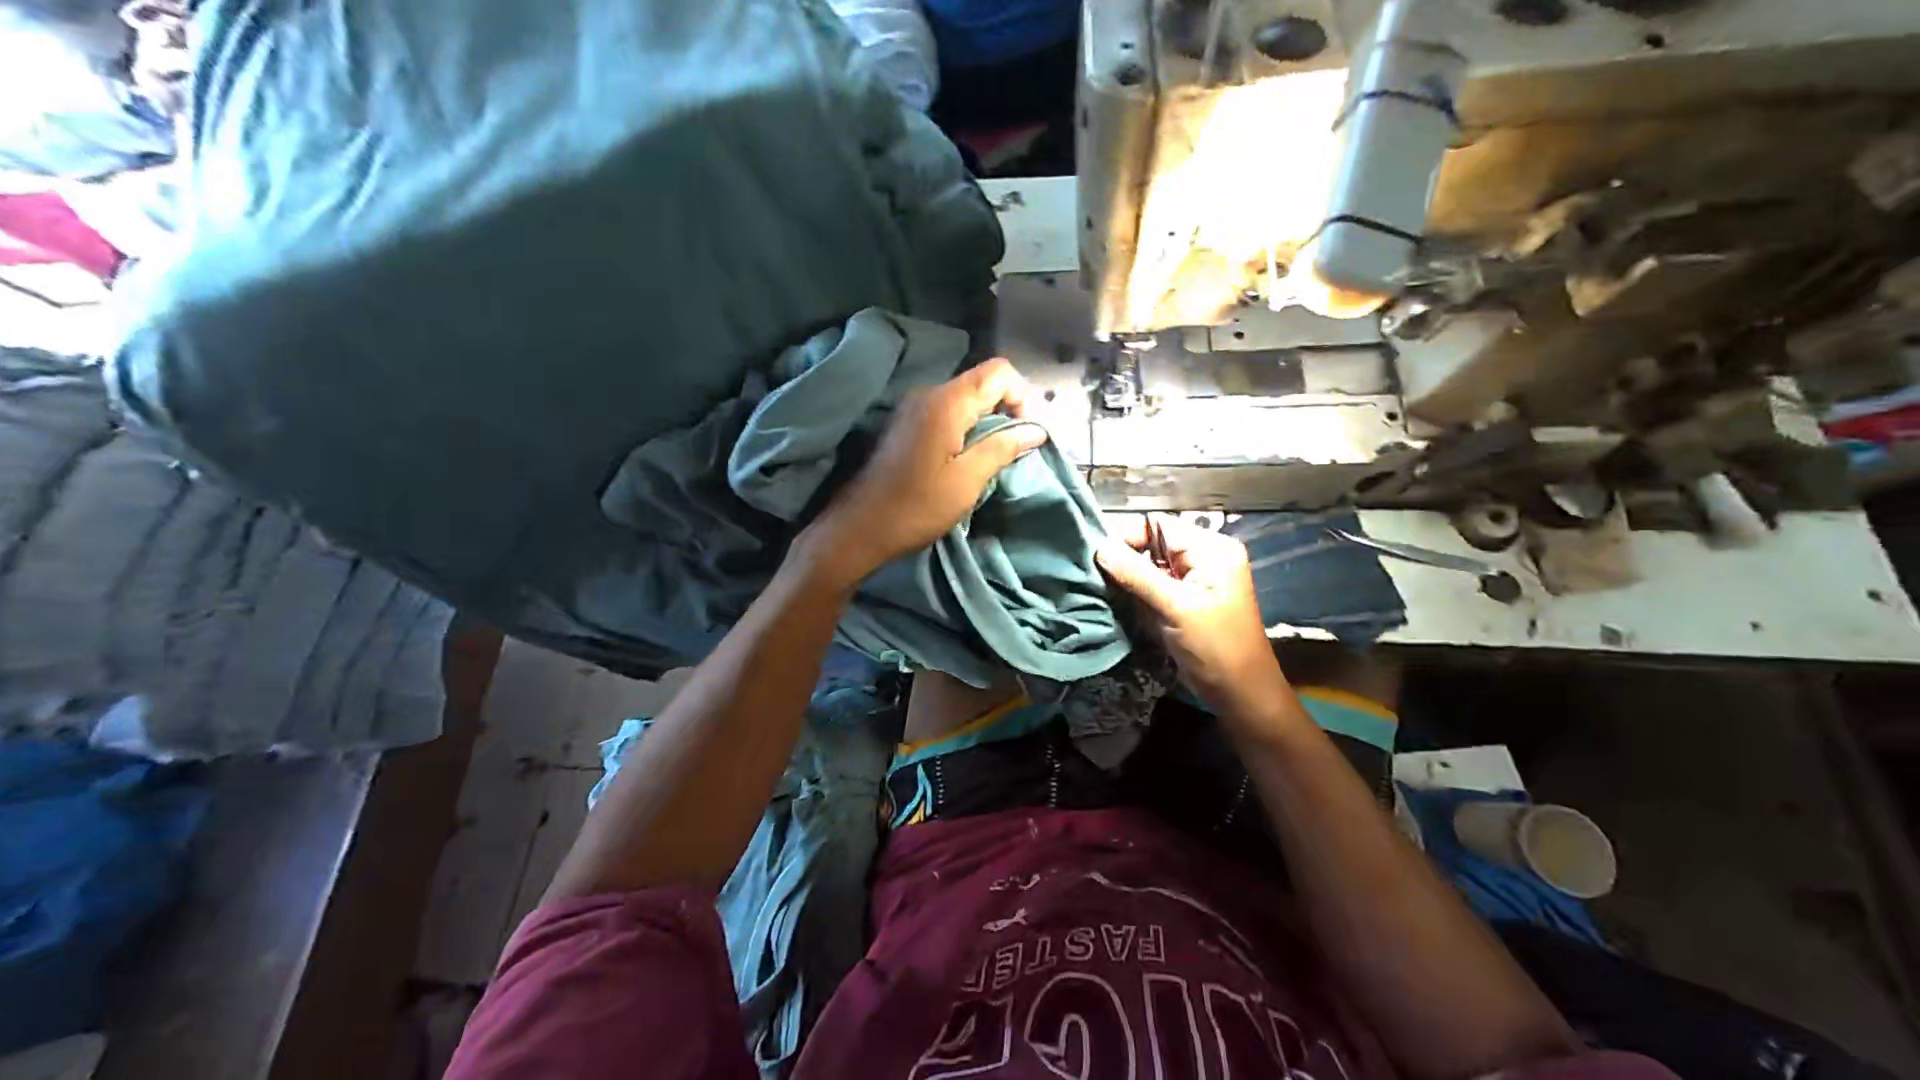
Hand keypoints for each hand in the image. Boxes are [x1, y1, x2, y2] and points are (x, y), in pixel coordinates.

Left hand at [799, 358, 1047, 587]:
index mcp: (946, 402)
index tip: (1029, 432)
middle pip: (983, 382)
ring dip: (989, 420)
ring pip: (966, 398)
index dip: (1023, 395)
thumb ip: (1003, 448)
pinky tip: (971, 458)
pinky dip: (968, 428)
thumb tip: (1036, 430)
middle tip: (1021, 446)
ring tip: (999, 455)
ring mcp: (914, 408)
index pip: (1000, 372)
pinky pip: (949, 413)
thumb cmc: (916, 507)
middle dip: (1009, 408)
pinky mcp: (907, 425)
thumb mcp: (967, 481)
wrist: (859, 528)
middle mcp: (929, 394)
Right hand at [1097, 513, 1294, 725]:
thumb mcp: (1175, 607)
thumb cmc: (1215, 646)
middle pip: (1153, 544)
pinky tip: (1124, 603)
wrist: (1240, 693)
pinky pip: (1154, 585)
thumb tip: (1100, 546)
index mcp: (1212, 549)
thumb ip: (1137, 575)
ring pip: (1150, 566)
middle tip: (1100, 577)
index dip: (1128, 537)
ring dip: (1130, 579)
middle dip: (1127, 559)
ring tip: (1109, 591)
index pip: (1159, 526)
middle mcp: (1205, 557)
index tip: (1099, 558)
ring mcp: (1195, 580)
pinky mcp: (1185, 600)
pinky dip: (1138, 593)